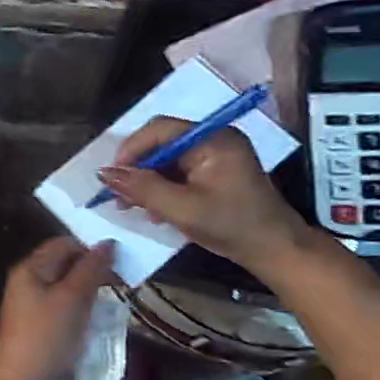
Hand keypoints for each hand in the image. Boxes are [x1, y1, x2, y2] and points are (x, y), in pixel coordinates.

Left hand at [0, 237, 115, 379]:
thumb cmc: (47, 337)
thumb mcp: (73, 299)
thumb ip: (91, 269)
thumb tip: (107, 243)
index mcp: (29, 268)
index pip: (64, 244)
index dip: (91, 248)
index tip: (119, 263)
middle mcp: (26, 282)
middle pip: (63, 264)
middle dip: (91, 270)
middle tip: (121, 283)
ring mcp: (29, 305)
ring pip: (64, 287)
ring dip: (87, 290)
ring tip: (110, 300)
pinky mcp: (35, 326)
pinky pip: (61, 306)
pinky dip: (78, 307)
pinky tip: (92, 317)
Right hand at [98, 117, 309, 272]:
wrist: (274, 249)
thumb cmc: (231, 226)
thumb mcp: (182, 209)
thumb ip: (143, 189)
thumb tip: (105, 174)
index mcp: (212, 139)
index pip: (159, 130)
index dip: (130, 151)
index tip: (111, 179)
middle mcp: (214, 139)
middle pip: (161, 143)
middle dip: (137, 169)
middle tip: (119, 197)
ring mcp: (216, 155)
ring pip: (167, 159)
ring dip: (147, 182)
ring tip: (134, 207)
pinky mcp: (215, 172)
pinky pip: (179, 172)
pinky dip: (162, 188)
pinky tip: (155, 210)